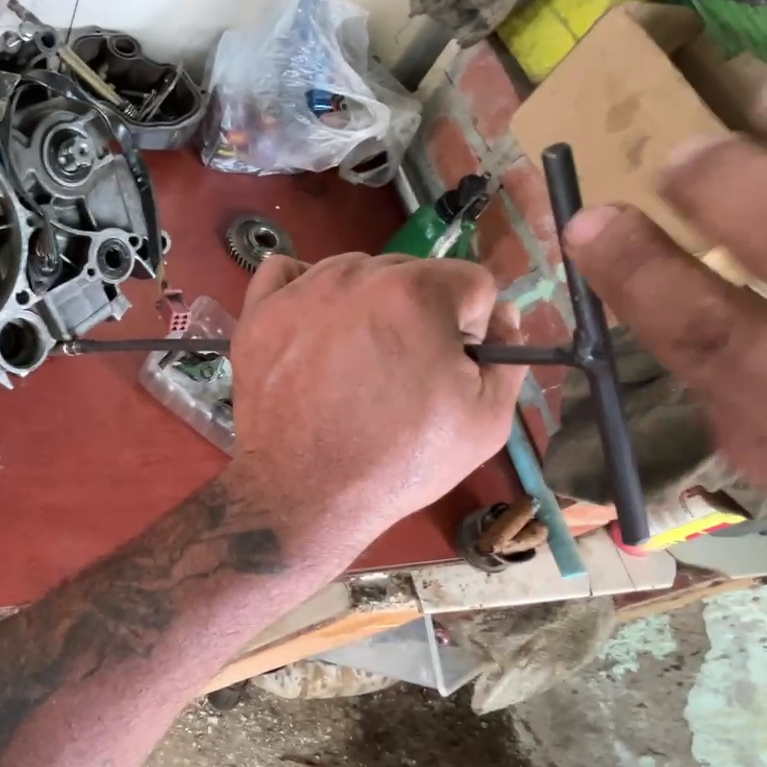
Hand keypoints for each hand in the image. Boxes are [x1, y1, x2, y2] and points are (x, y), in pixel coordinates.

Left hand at [224, 253, 523, 552]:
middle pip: (410, 275)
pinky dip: (302, 291)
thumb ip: (508, 355)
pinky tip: (311, 326)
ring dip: (364, 304)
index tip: (450, 368)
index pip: (471, 284)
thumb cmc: (400, 460)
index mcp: (418, 291)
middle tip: (400, 373)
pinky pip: (284, 274)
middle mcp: (356, 276)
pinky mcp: (258, 315)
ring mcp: (300, 293)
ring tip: (354, 361)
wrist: (305, 493)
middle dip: (417, 315)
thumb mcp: (486, 420)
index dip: (471, 328)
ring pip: (351, 273)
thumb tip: (502, 316)